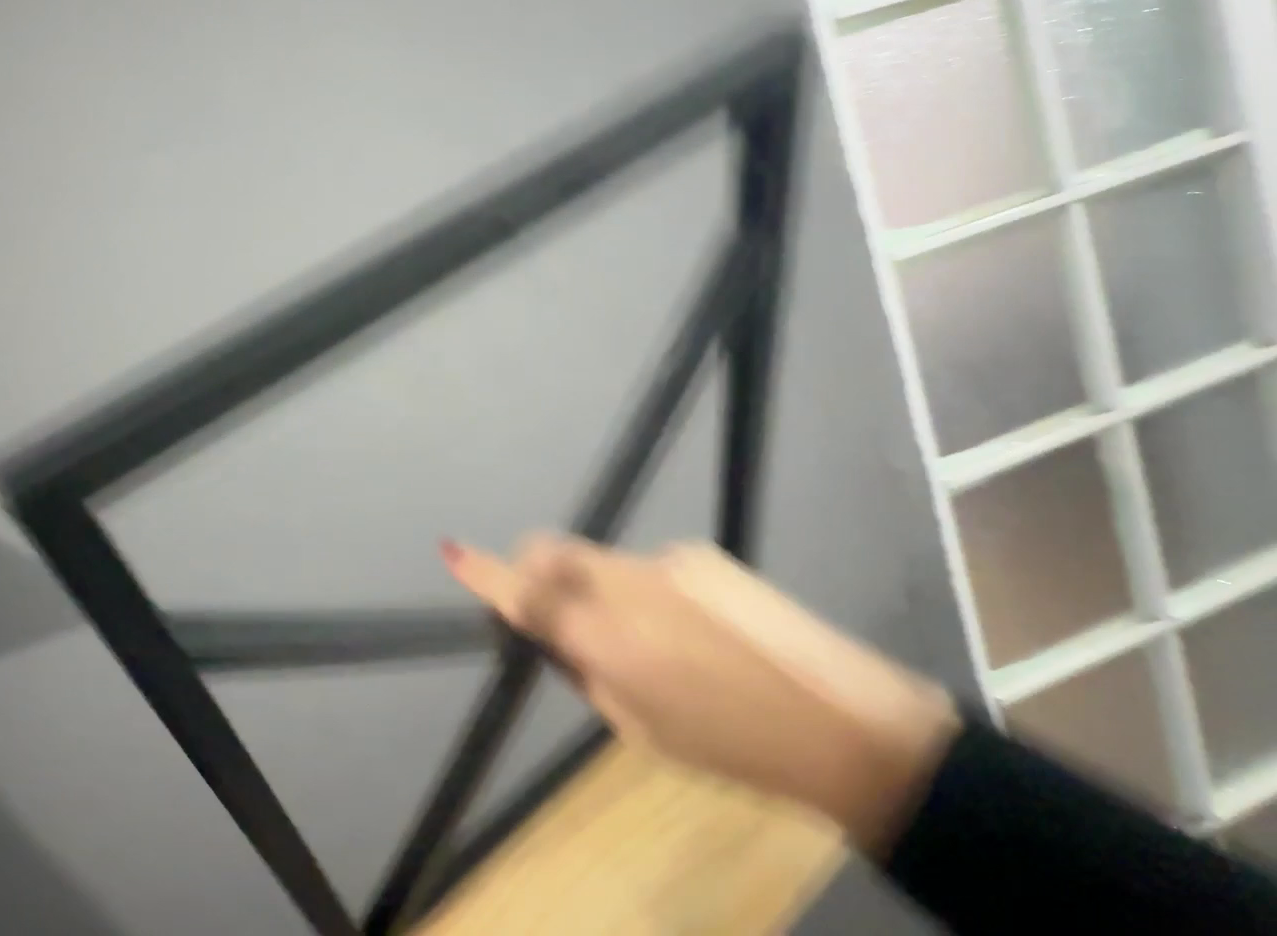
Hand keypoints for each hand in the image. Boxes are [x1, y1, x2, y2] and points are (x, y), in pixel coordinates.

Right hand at [442, 535, 959, 853]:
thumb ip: (587, 674)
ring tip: (653, 645)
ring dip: (599, 592)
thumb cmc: (731, 747)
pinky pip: (648, 569)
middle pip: (553, 552)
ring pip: (602, 564)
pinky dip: (644, 594)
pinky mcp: (703, 555)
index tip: (452, 552)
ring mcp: (669, 561)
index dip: (484, 574)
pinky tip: (694, 634)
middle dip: (534, 571)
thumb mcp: (639, 729)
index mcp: (607, 638)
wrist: (846, 725)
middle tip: (553, 617)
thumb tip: (561, 638)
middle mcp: (627, 584)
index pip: (526, 595)